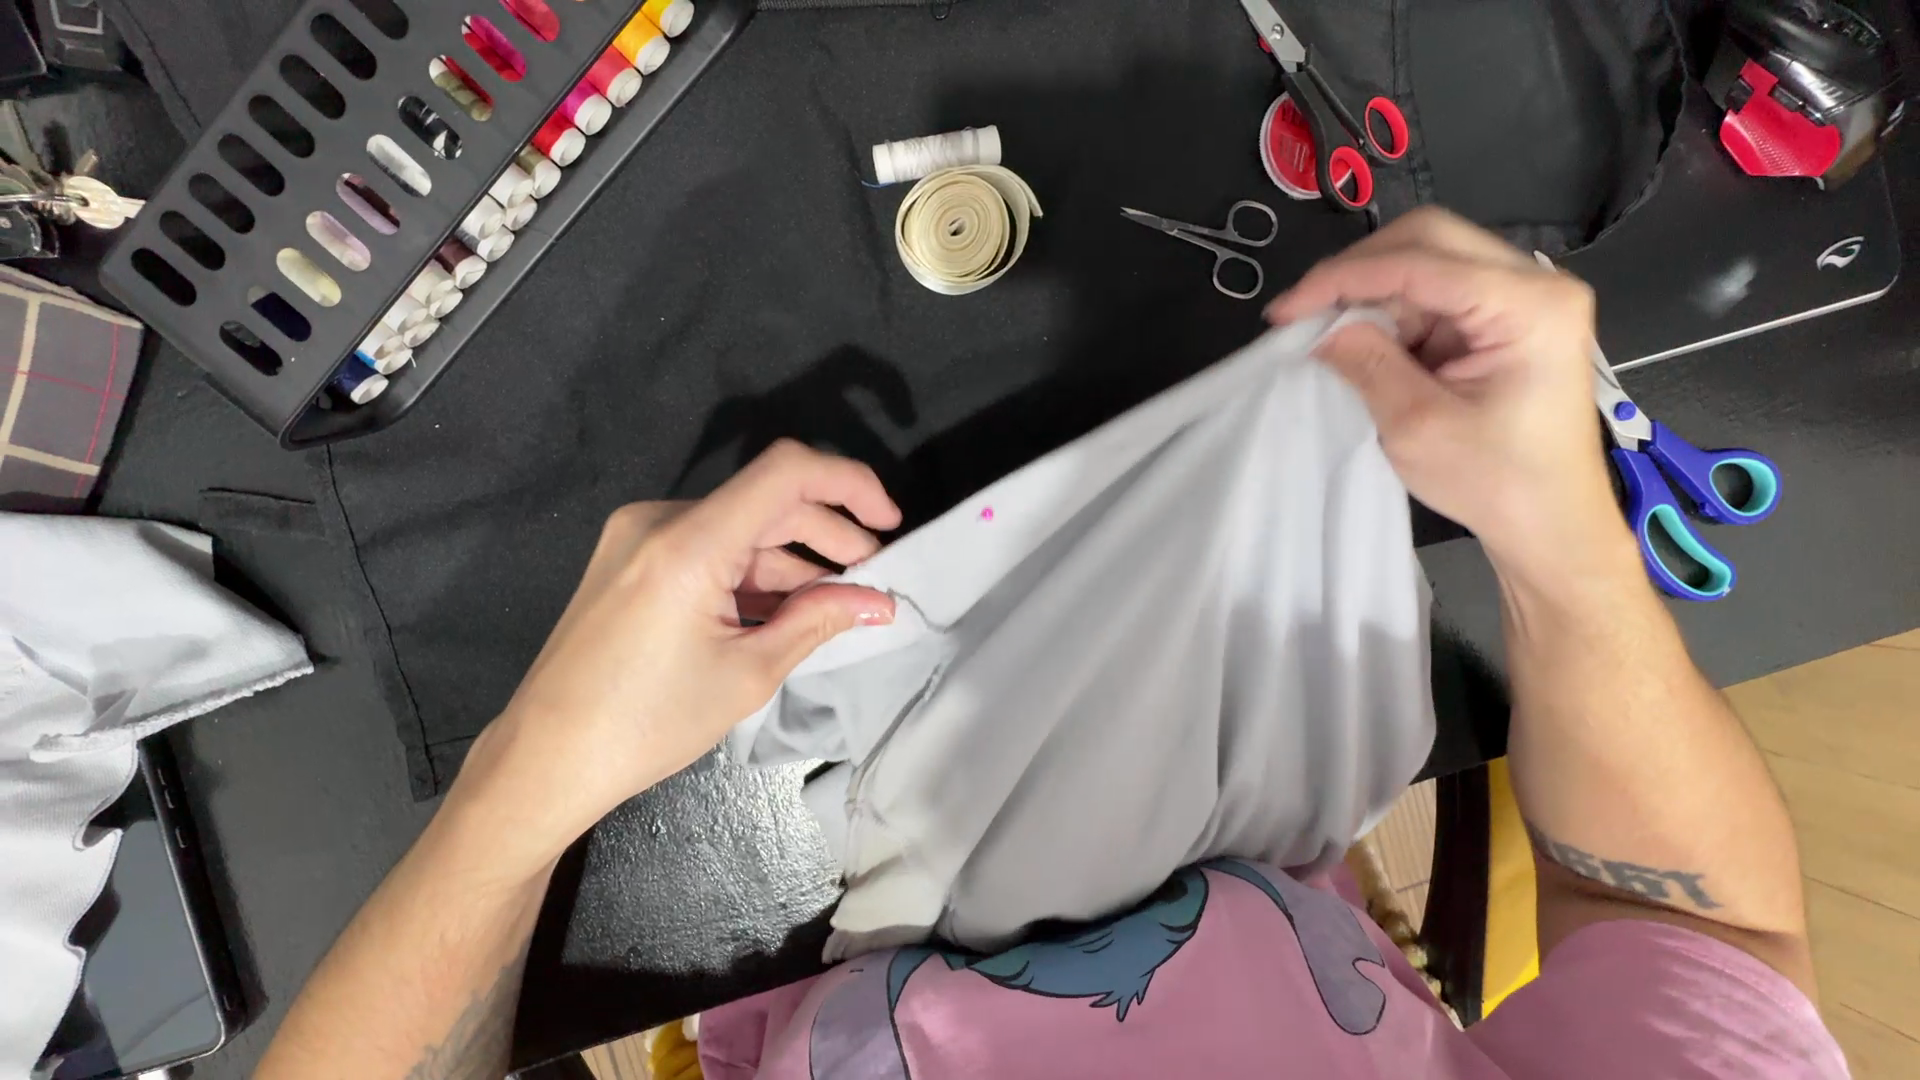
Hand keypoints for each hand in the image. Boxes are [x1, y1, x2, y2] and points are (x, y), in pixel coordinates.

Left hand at [455, 440, 901, 864]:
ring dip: (794, 556)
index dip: (850, 484)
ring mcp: (640, 535)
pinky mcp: (631, 557)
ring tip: (837, 598)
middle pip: (769, 500)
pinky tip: (786, 604)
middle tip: (872, 576)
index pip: (787, 473)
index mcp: (689, 542)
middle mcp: (661, 519)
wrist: (544, 759)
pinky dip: (754, 570)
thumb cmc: (648, 724)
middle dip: (830, 533)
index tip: (890, 522)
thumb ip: (819, 621)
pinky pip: (711, 546)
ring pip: (741, 525)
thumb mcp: (748, 673)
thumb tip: (880, 602)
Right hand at [1266, 207, 1634, 585]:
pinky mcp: (1500, 319)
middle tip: (1302, 311)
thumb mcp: (1416, 426)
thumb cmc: (1494, 481)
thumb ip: (1367, 365)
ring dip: (1370, 292)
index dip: (1343, 278)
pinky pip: (1432, 292)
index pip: (1420, 262)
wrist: (1548, 520)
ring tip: (1325, 331)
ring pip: (1427, 260)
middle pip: (1429, 239)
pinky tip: (1359, 338)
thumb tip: (1319, 328)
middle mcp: (1534, 283)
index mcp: (1529, 305)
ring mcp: (1520, 298)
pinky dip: (1387, 310)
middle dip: (1355, 270)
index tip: (1284, 311)